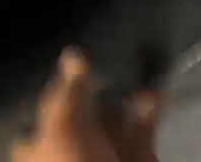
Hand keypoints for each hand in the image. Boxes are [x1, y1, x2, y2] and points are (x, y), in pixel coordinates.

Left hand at [12, 51, 161, 161]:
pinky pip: (146, 119)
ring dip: (133, 89)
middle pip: (88, 105)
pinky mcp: (140, 150)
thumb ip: (67, 96)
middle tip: (118, 53)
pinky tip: (157, 91)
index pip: (51, 106)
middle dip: (105, 81)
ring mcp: (108, 149)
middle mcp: (74, 146)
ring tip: (141, 70)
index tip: (84, 50)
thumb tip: (73, 52)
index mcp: (44, 147)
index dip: (65, 80)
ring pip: (120, 109)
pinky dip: (153, 103)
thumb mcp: (62, 136)